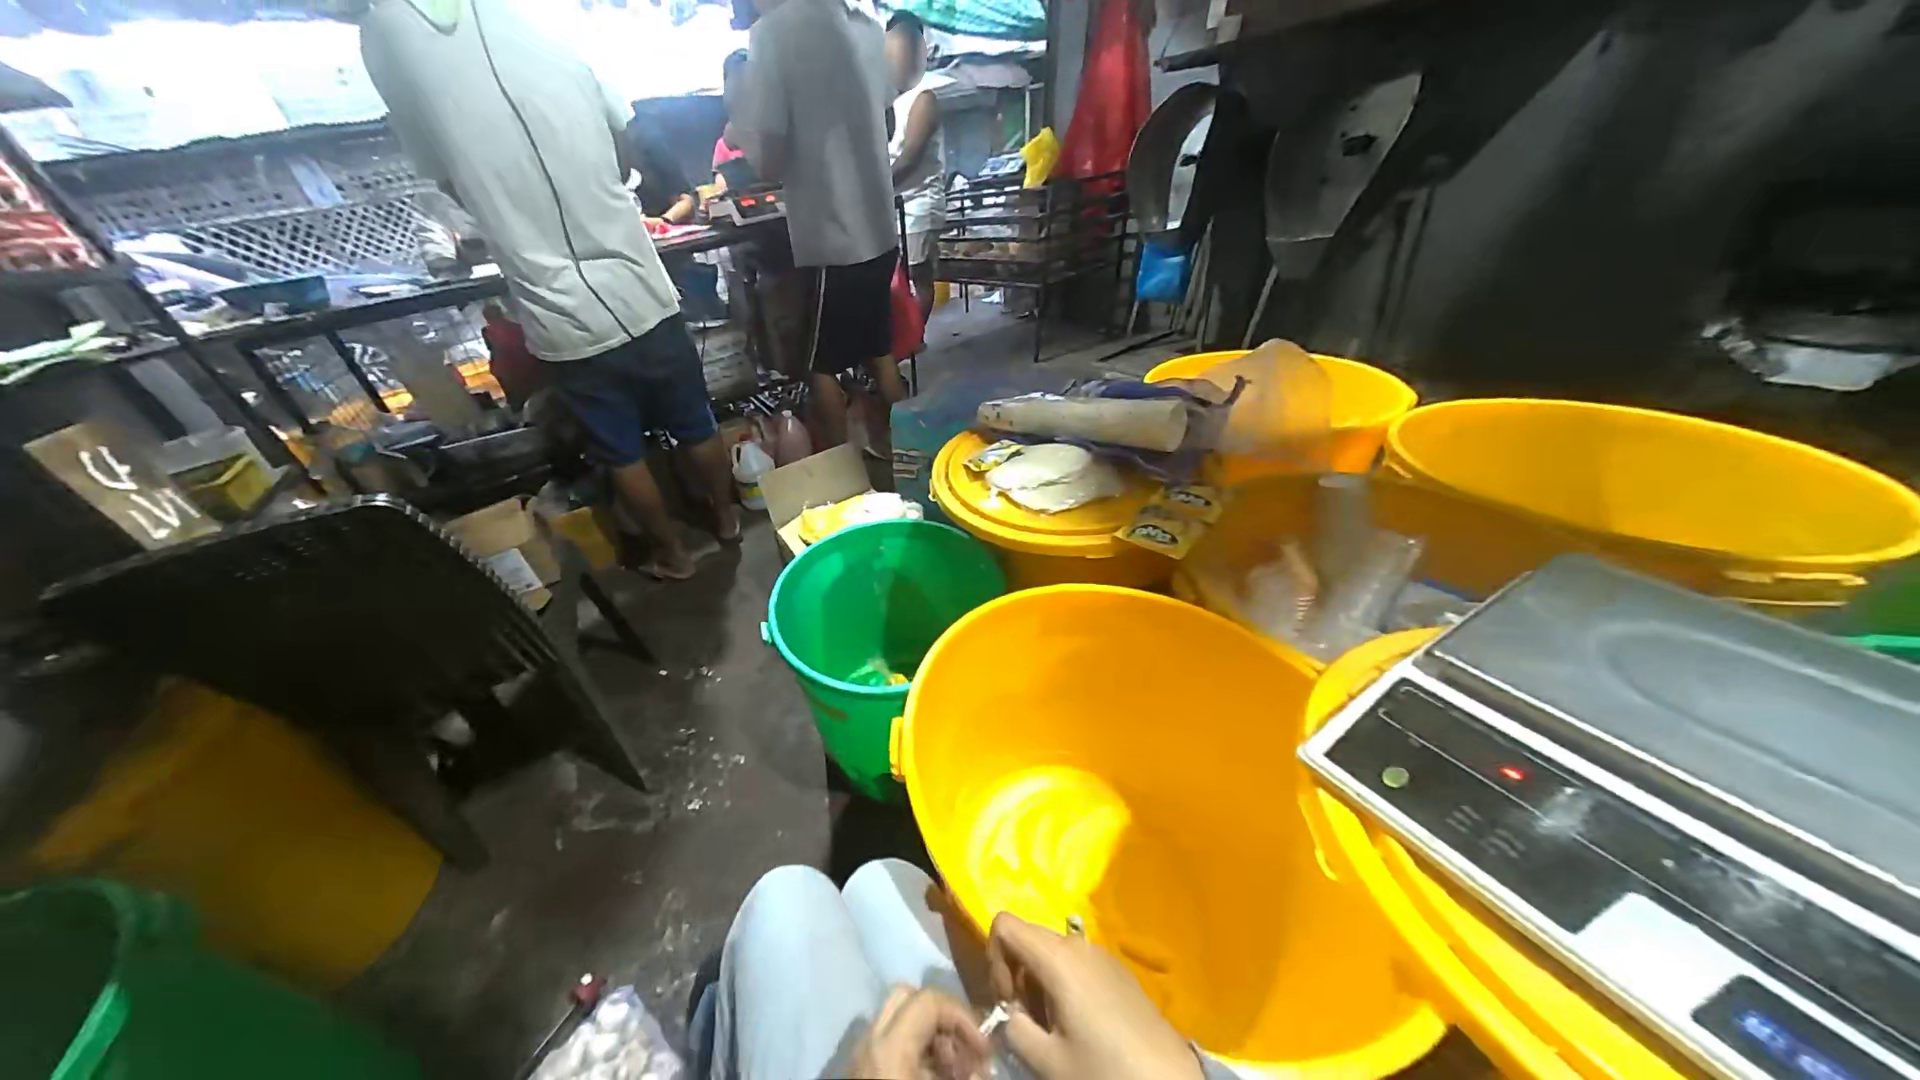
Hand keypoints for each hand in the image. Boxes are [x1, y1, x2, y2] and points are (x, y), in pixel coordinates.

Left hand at [847, 985, 988, 1079]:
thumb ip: (968, 1072)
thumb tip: (984, 1066)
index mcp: (890, 1043)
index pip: (929, 999)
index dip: (962, 1015)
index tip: (984, 1046)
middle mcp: (870, 1038)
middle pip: (907, 996)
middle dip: (942, 1016)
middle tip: (964, 1050)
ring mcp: (859, 1054)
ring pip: (897, 1019)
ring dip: (929, 1034)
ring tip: (953, 1068)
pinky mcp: (857, 1070)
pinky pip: (888, 1043)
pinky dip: (913, 1049)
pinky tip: (931, 1075)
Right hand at [986, 914, 1201, 1079]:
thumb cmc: (1105, 1072)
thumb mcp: (1047, 1062)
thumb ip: (1014, 1029)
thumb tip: (1011, 1013)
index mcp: (1056, 958)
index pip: (1004, 925)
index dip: (994, 959)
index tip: (1008, 1002)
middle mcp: (1076, 944)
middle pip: (1027, 937)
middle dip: (1015, 973)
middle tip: (1027, 1020)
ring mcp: (1100, 954)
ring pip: (1051, 951)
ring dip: (1039, 982)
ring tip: (1054, 1029)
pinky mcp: (1117, 970)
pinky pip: (1075, 962)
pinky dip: (1062, 983)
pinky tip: (1080, 1026)